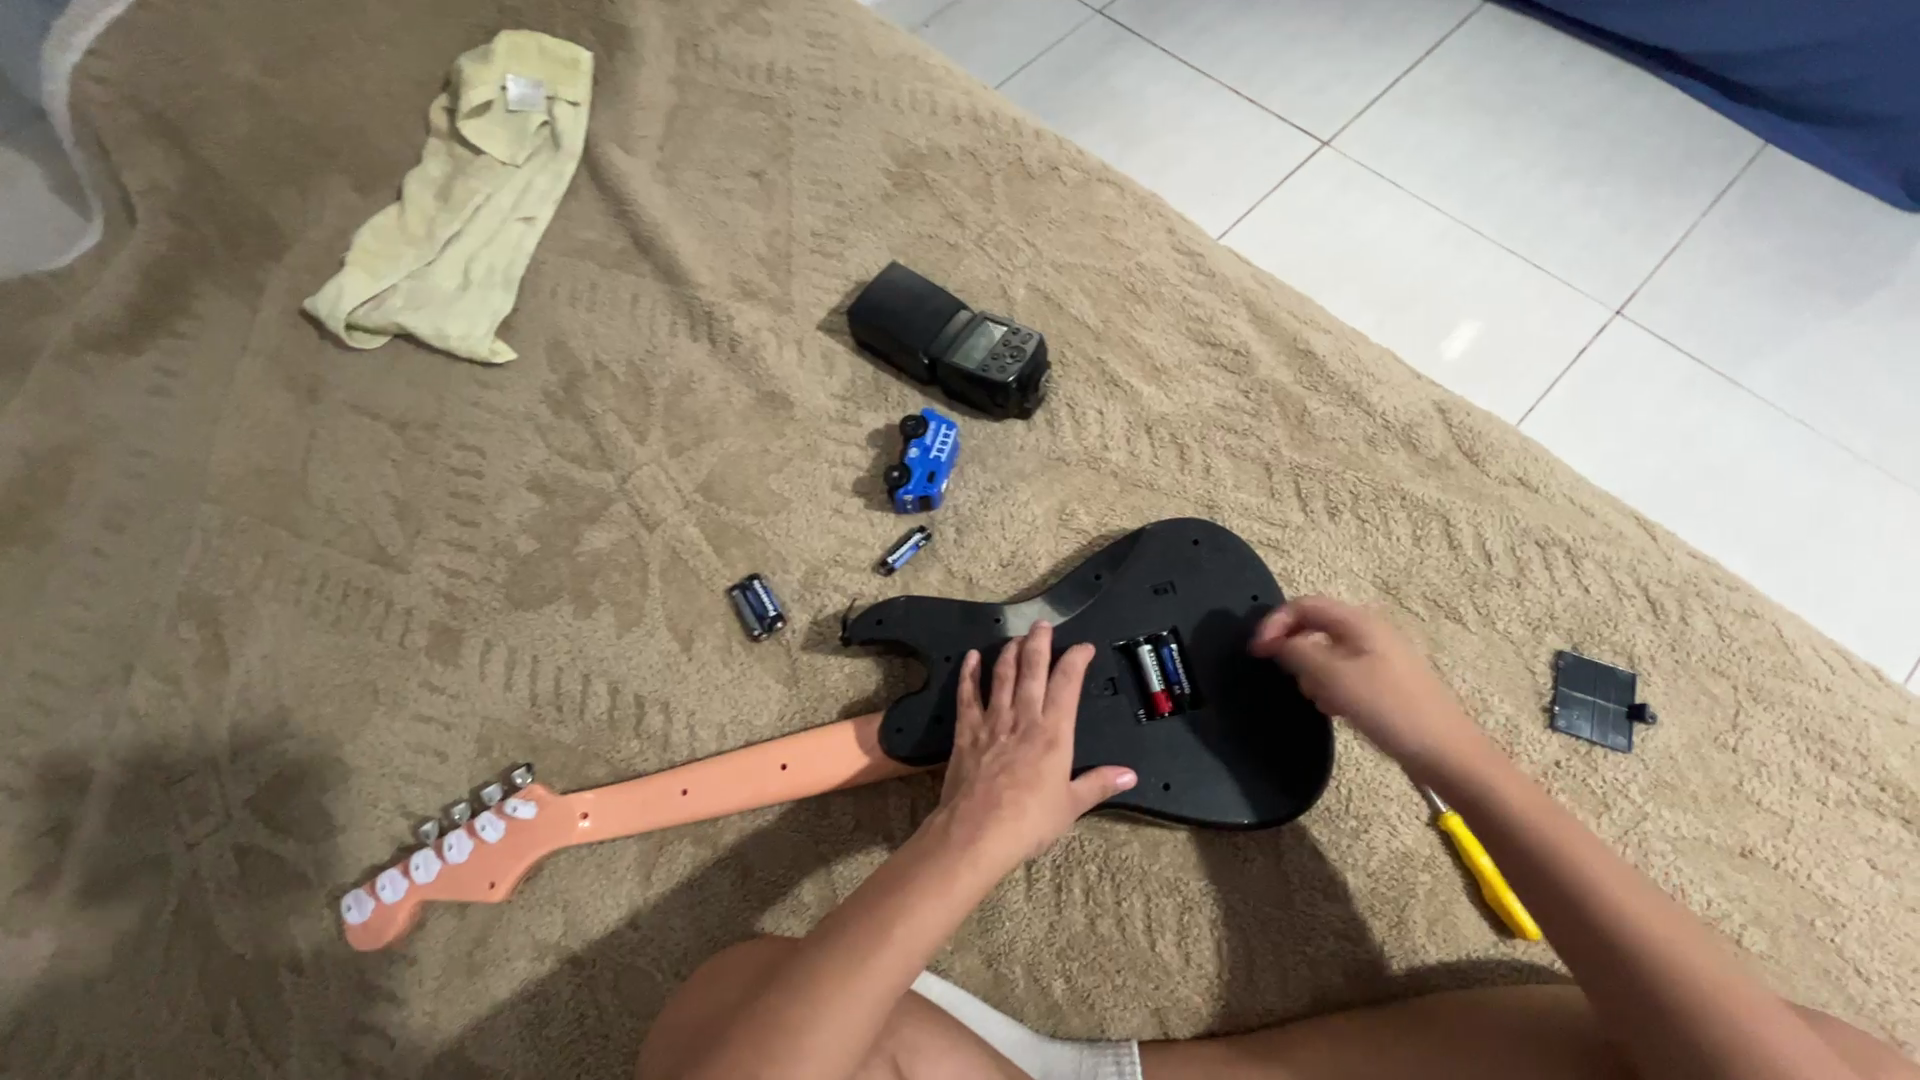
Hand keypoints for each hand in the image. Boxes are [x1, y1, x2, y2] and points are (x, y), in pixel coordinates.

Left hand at [933, 622, 1136, 868]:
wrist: (977, 831)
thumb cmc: (1029, 821)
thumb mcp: (1071, 805)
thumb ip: (1099, 784)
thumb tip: (1130, 774)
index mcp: (1054, 733)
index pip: (1067, 684)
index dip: (1076, 660)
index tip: (1083, 647)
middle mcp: (1024, 718)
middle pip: (1033, 669)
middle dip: (1040, 643)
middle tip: (1043, 624)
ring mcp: (992, 721)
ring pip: (1002, 675)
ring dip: (1010, 652)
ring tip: (1017, 636)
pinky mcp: (966, 731)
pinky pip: (968, 695)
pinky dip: (970, 673)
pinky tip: (973, 657)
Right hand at [1249, 596, 1482, 768]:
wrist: (1447, 752)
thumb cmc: (1389, 709)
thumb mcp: (1334, 678)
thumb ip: (1298, 653)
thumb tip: (1277, 642)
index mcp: (1359, 622)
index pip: (1304, 605)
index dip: (1274, 623)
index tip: (1256, 651)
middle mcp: (1370, 631)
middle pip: (1316, 626)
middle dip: (1293, 648)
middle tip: (1283, 674)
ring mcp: (1381, 656)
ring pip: (1328, 651)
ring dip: (1311, 671)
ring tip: (1313, 697)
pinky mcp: (1386, 681)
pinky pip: (1344, 672)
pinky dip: (1329, 684)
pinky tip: (1334, 708)